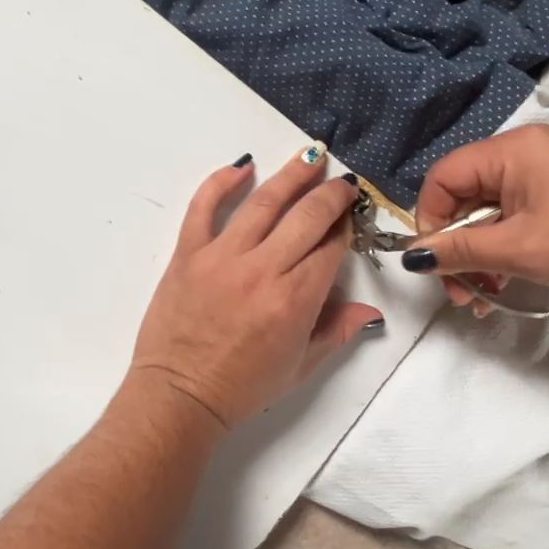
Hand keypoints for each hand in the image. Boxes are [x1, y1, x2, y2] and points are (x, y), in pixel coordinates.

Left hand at [128, 146, 383, 436]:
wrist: (179, 394)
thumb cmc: (241, 387)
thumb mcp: (299, 368)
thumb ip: (335, 332)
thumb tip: (370, 310)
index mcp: (295, 300)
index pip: (331, 248)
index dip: (345, 229)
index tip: (351, 217)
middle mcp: (263, 270)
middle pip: (307, 216)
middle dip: (331, 194)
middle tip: (343, 181)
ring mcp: (222, 257)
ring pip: (263, 202)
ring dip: (292, 174)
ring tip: (311, 154)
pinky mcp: (187, 254)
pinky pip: (203, 207)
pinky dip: (221, 182)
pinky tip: (242, 166)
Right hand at [402, 125, 548, 296]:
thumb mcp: (519, 250)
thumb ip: (460, 251)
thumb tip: (413, 257)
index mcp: (512, 150)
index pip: (442, 177)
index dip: (430, 220)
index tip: (436, 262)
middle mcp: (526, 151)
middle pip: (464, 196)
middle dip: (455, 246)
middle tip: (459, 292)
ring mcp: (548, 171)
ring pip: (489, 211)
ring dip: (479, 253)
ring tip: (483, 295)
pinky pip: (515, 214)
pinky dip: (505, 246)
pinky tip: (507, 280)